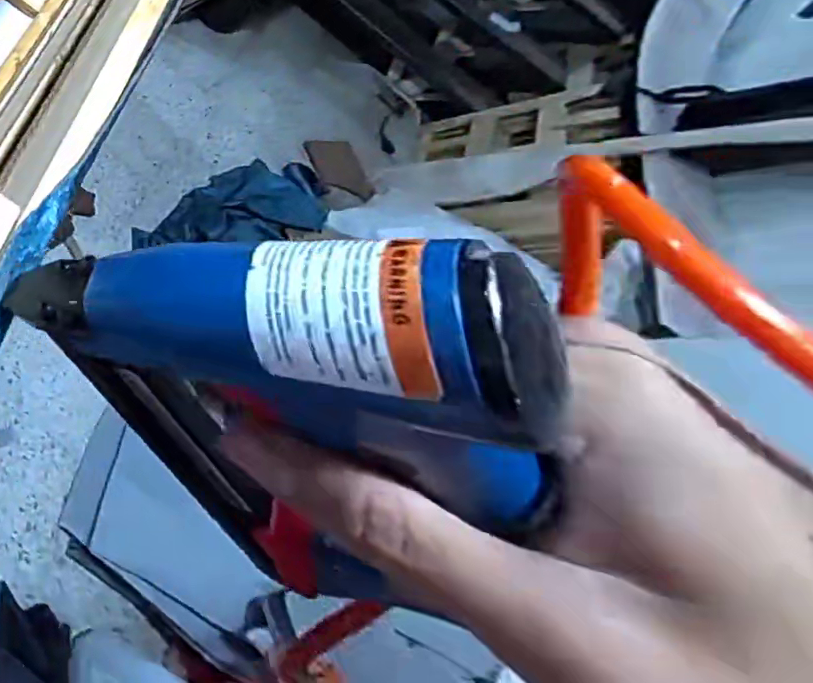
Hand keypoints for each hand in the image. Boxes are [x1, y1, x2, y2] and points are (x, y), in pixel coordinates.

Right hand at [224, 315, 812, 682]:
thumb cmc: (732, 679)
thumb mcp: (544, 619)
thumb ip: (384, 527)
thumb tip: (238, 436)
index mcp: (580, 373)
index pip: (397, 324)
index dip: (310, 347)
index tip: (244, 381)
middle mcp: (581, 357)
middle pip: (407, 354)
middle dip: (337, 402)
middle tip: (278, 443)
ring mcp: (593, 387)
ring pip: (432, 386)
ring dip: (373, 431)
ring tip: (326, 471)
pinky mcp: (597, 421)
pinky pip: (471, 411)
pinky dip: (421, 449)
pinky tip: (405, 493)